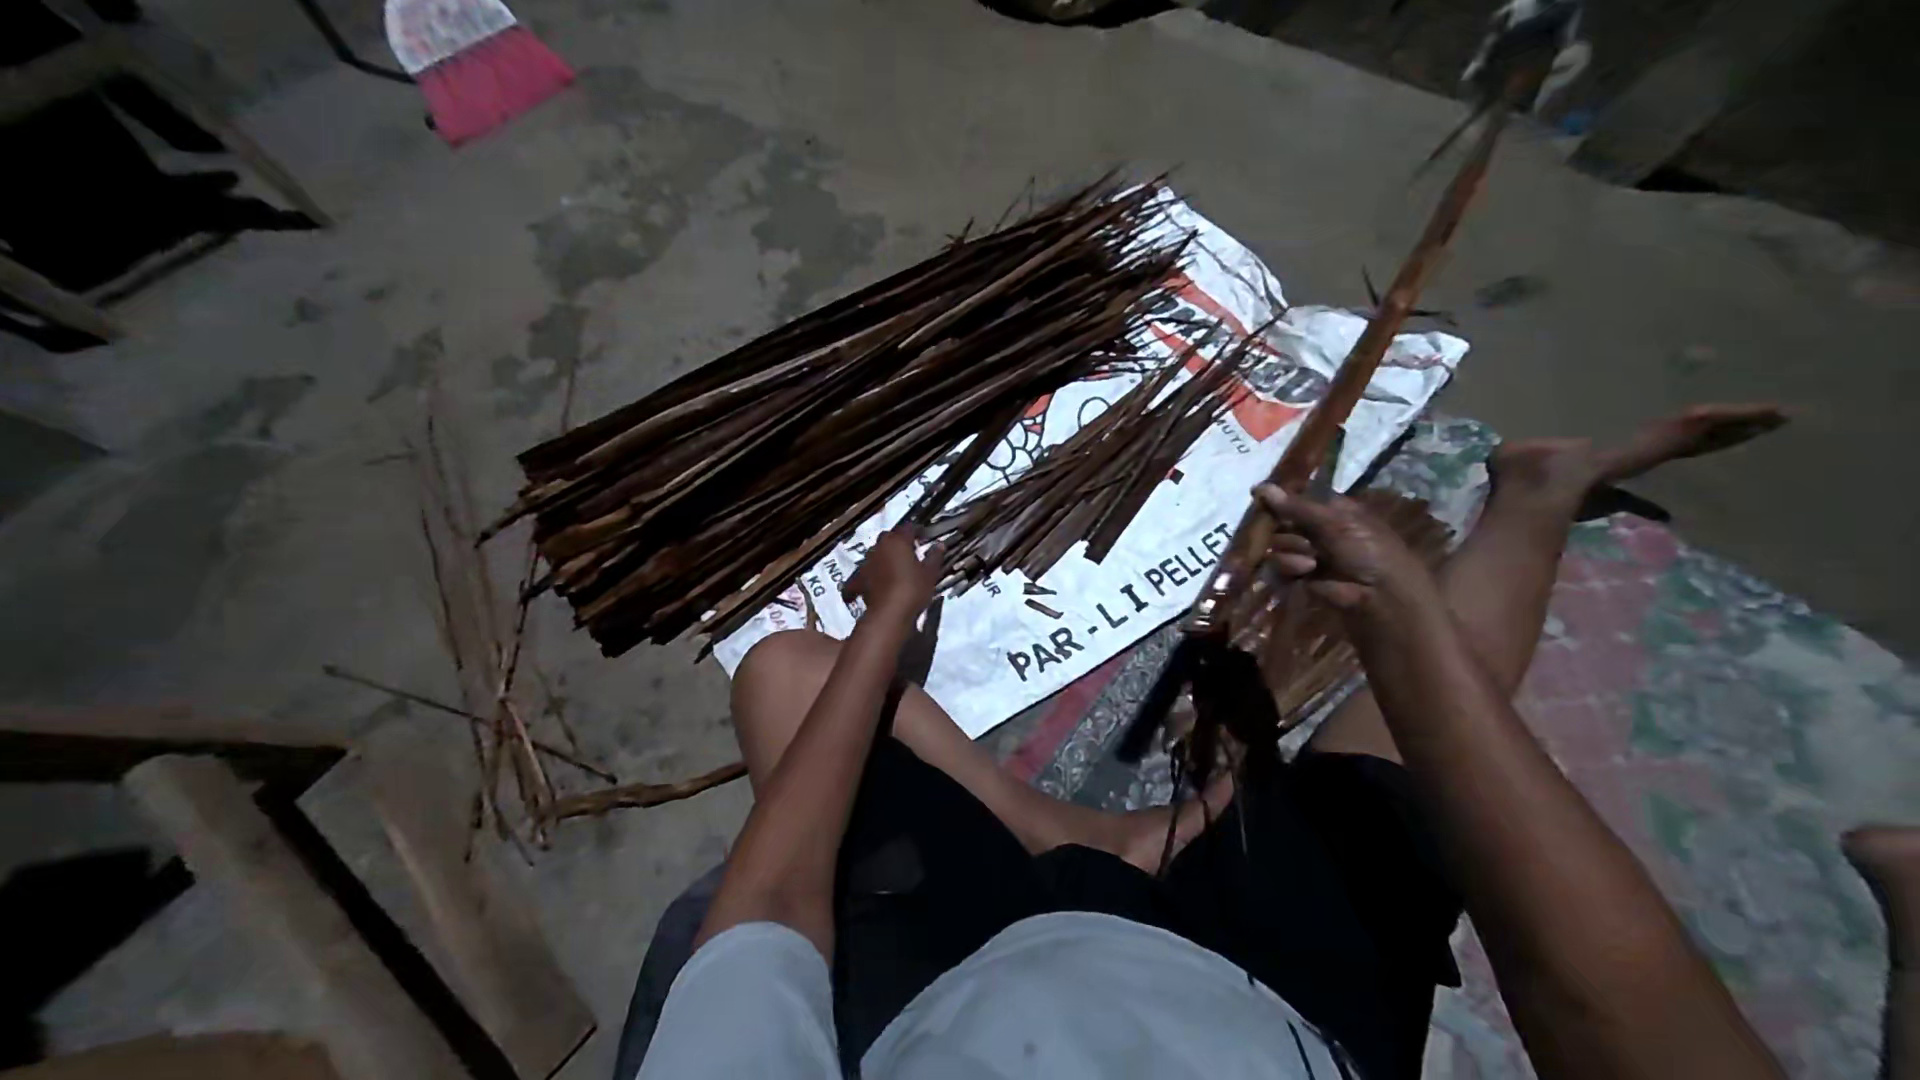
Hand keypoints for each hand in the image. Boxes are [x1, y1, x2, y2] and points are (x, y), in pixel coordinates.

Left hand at [845, 525, 943, 623]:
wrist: (889, 614)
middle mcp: (879, 546)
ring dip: (884, 555)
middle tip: (909, 550)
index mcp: (898, 541)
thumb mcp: (930, 573)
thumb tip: (940, 545)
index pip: (908, 527)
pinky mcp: (858, 578)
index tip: (923, 535)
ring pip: (876, 552)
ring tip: (894, 565)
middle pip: (889, 537)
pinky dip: (871, 573)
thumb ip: (934, 557)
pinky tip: (875, 580)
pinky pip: (866, 571)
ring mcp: (866, 562)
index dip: (916, 530)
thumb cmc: (913, 589)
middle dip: (898, 540)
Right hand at [1254, 484, 1439, 612]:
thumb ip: (1296, 506)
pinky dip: (1289, 566)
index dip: (1278, 498)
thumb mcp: (1335, 522)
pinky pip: (1277, 564)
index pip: (1294, 497)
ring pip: (1276, 543)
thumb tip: (1259, 487)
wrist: (1378, 593)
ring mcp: (1305, 551)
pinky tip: (1306, 571)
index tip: (1259, 497)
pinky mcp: (1297, 574)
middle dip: (1287, 528)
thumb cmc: (1366, 549)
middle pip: (1280, 520)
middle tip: (1304, 537)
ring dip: (1292, 550)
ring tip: (1312, 561)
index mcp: (1328, 510)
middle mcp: (1314, 528)